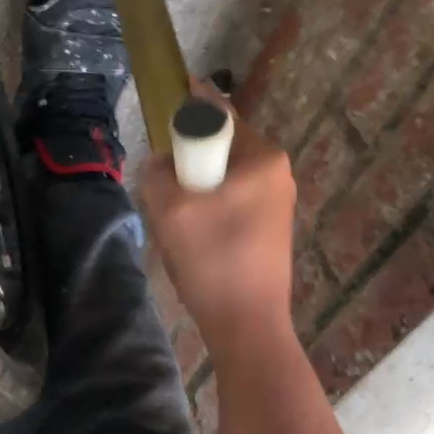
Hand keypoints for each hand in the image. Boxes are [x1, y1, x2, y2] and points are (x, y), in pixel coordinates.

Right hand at [139, 90, 298, 353]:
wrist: (247, 324)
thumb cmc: (213, 261)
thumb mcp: (170, 210)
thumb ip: (157, 173)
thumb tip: (160, 163)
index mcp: (263, 158)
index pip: (217, 114)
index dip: (185, 110)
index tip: (160, 111)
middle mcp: (276, 173)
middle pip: (216, 149)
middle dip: (186, 165)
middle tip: (163, 194)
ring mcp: (276, 202)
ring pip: (219, 179)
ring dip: (193, 194)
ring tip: (176, 227)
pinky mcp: (268, 228)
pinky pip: (228, 203)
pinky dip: (206, 213)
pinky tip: (193, 243)